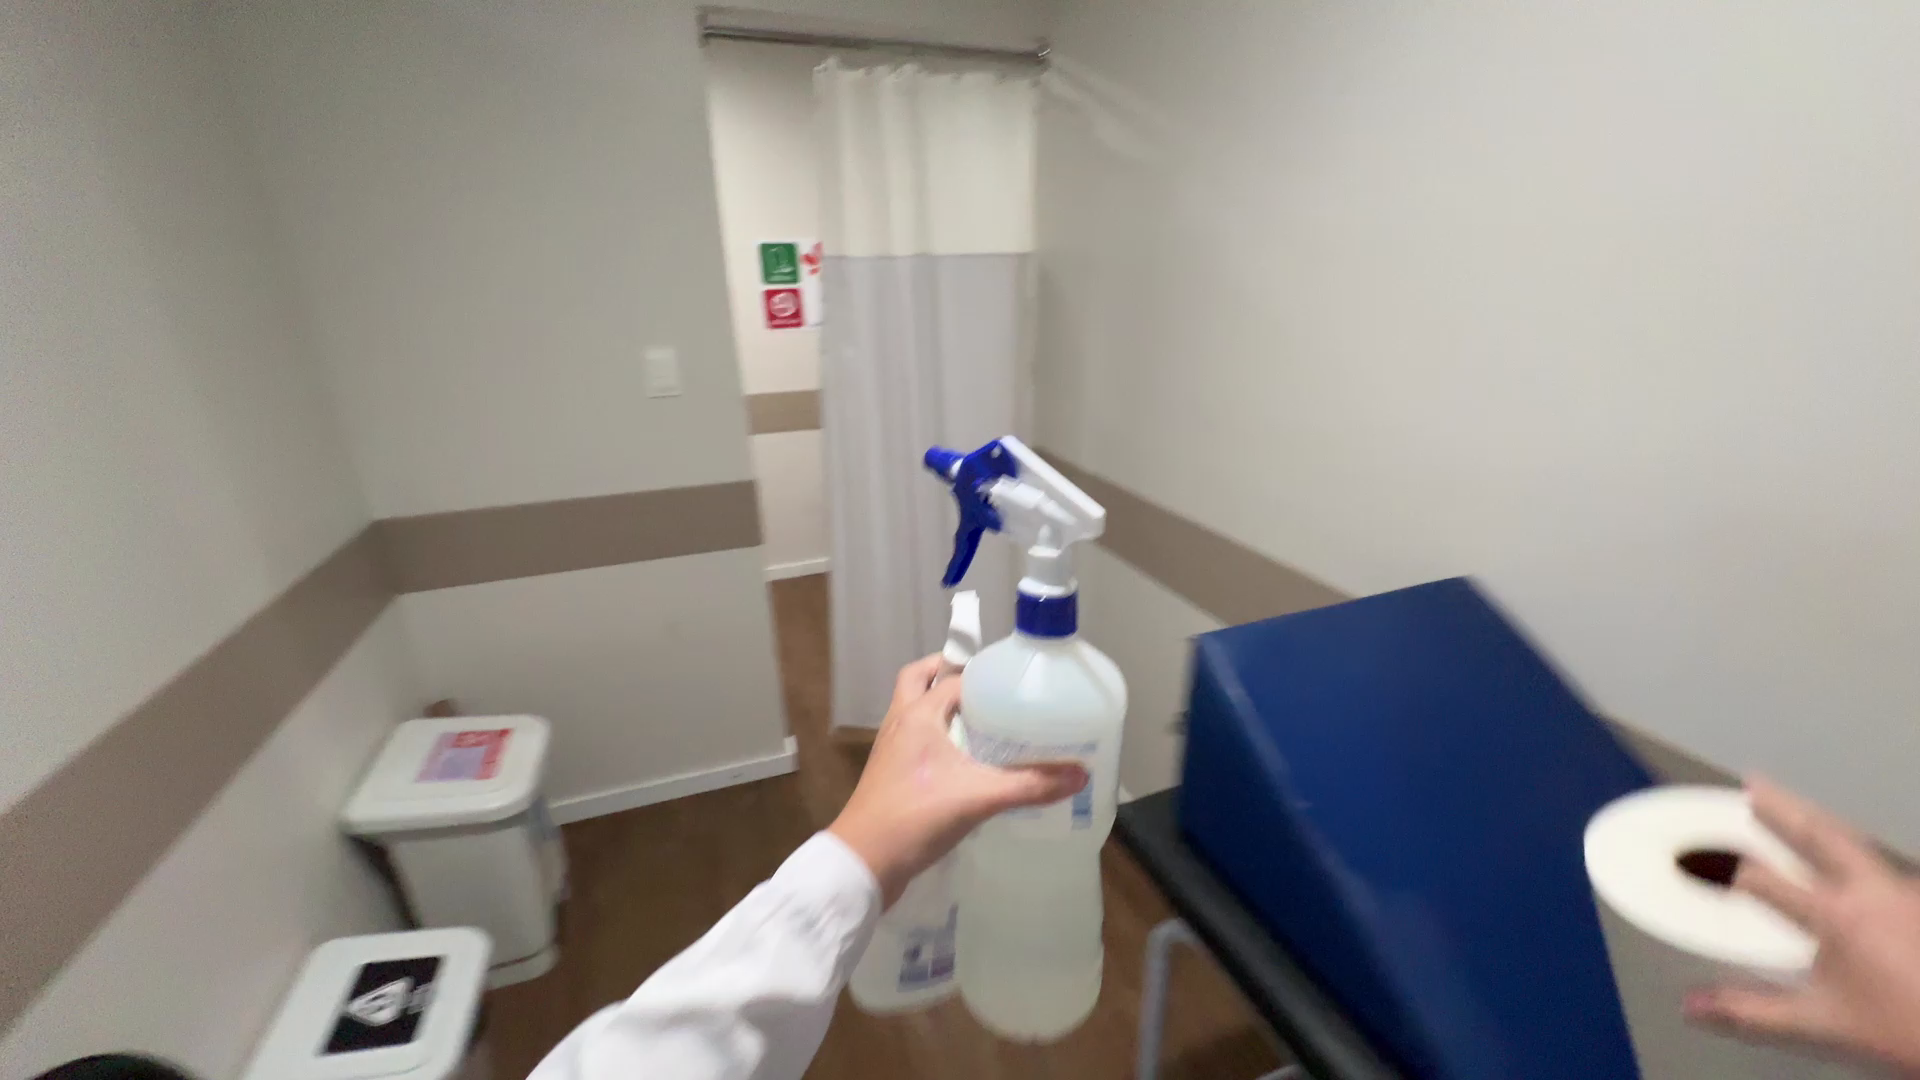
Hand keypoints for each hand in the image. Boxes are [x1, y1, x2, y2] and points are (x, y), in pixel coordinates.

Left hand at [828, 655, 1087, 905]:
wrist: (863, 862)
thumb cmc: (917, 816)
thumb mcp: (980, 797)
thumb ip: (1030, 784)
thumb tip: (1080, 773)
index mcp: (918, 714)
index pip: (952, 678)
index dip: (981, 675)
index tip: (1013, 680)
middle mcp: (900, 722)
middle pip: (919, 680)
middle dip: (946, 674)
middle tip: (984, 686)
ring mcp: (891, 749)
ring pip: (914, 710)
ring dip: (939, 705)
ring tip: (980, 718)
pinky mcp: (890, 774)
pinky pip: (914, 740)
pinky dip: (935, 736)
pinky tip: (962, 759)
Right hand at [1684, 777, 1919, 1072]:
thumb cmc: (1918, 1031)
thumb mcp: (1832, 1026)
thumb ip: (1756, 1011)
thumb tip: (1694, 1006)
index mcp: (1838, 915)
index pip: (1758, 876)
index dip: (1716, 864)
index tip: (1689, 855)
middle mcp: (1879, 897)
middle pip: (1821, 837)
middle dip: (1783, 809)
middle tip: (1755, 785)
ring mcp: (1914, 901)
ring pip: (1862, 847)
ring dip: (1824, 824)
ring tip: (1799, 808)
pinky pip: (1894, 870)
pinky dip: (1864, 856)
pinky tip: (1858, 859)